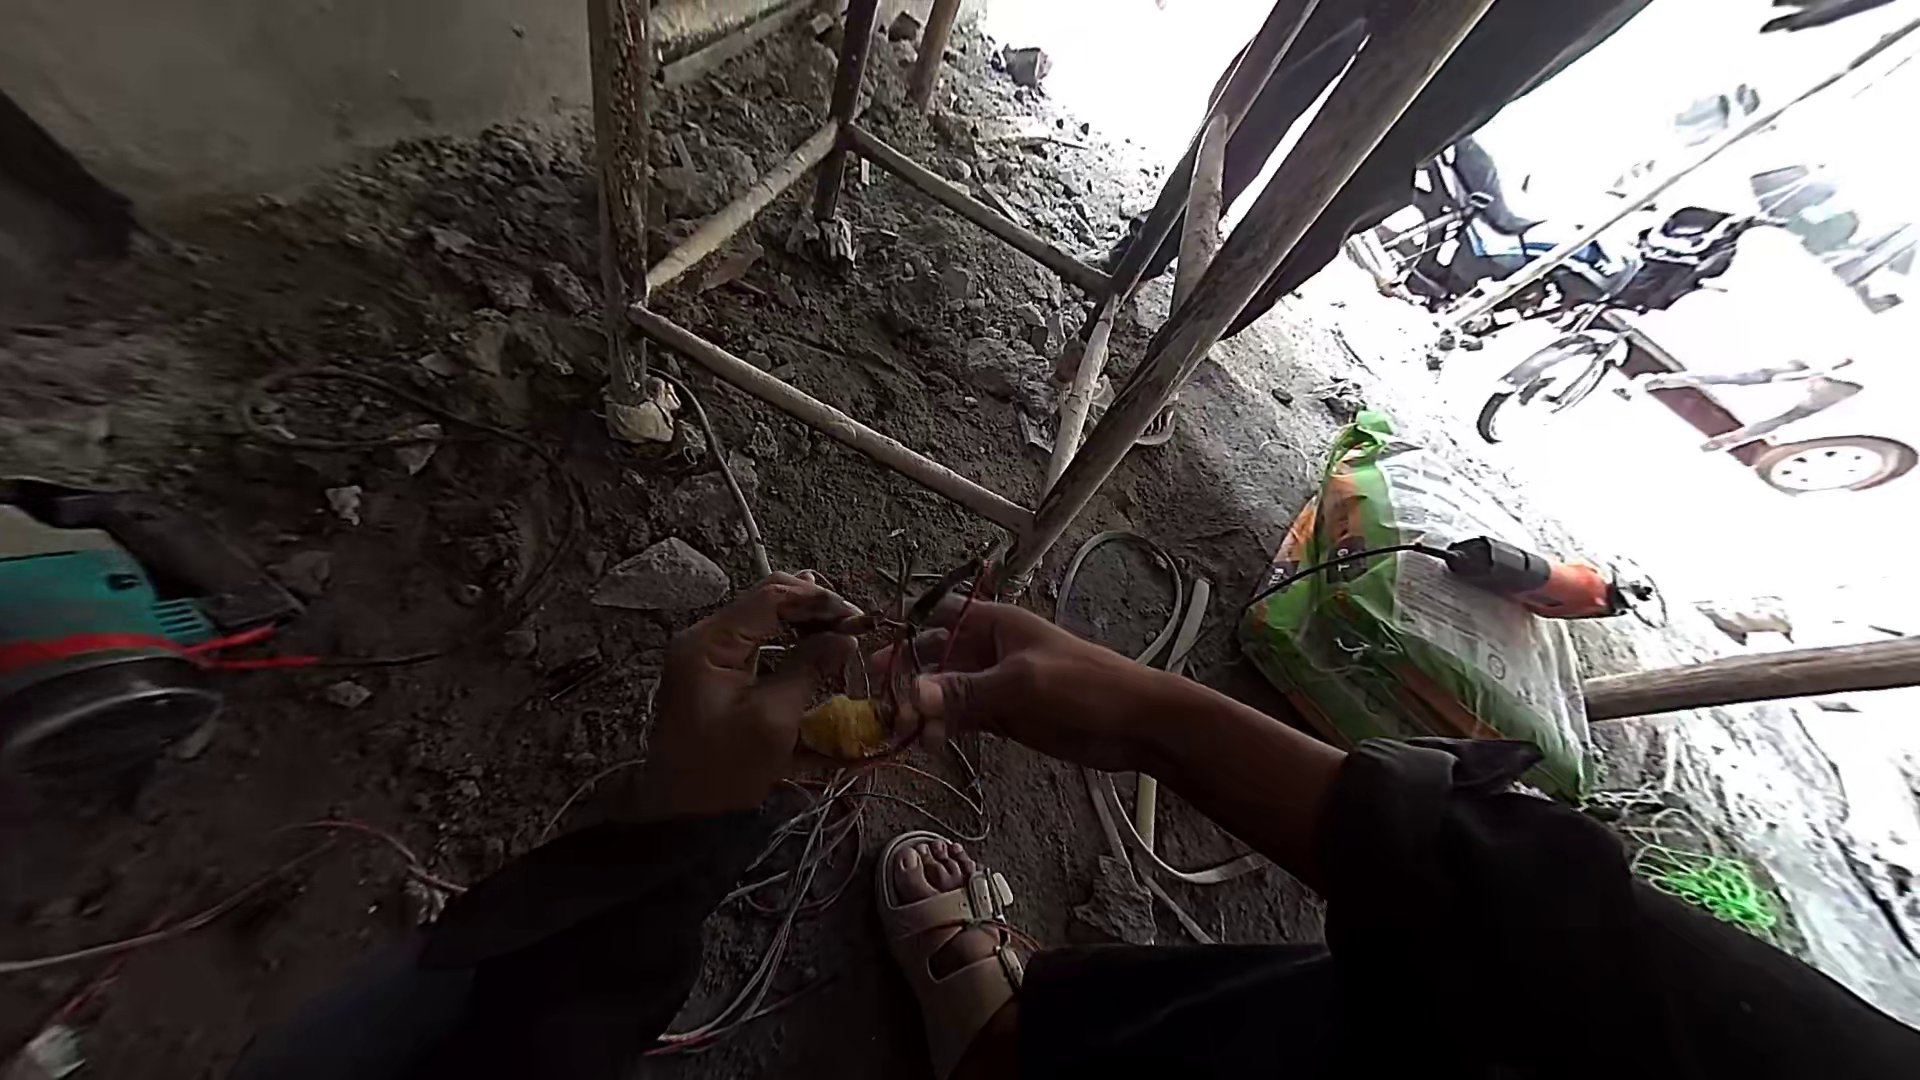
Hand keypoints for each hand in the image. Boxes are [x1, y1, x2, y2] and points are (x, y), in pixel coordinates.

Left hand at [634, 573, 859, 819]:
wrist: (682, 815)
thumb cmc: (725, 770)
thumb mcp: (774, 719)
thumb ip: (809, 667)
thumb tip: (846, 637)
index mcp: (710, 642)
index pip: (771, 596)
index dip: (819, 600)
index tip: (856, 619)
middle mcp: (705, 636)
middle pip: (768, 598)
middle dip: (815, 607)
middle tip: (853, 627)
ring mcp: (709, 650)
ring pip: (767, 614)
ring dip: (807, 620)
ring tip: (842, 635)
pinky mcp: (718, 667)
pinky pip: (762, 637)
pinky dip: (793, 638)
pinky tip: (817, 647)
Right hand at [890, 599, 1170, 771]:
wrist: (1132, 722)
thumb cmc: (1082, 685)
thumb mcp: (1022, 683)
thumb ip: (966, 690)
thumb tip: (910, 693)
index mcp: (994, 623)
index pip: (939, 615)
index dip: (907, 626)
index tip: (874, 648)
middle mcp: (987, 649)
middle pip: (935, 656)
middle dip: (907, 674)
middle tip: (877, 698)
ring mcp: (994, 683)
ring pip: (945, 690)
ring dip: (922, 705)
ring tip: (898, 727)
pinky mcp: (1002, 714)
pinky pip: (962, 716)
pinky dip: (944, 726)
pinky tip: (929, 741)